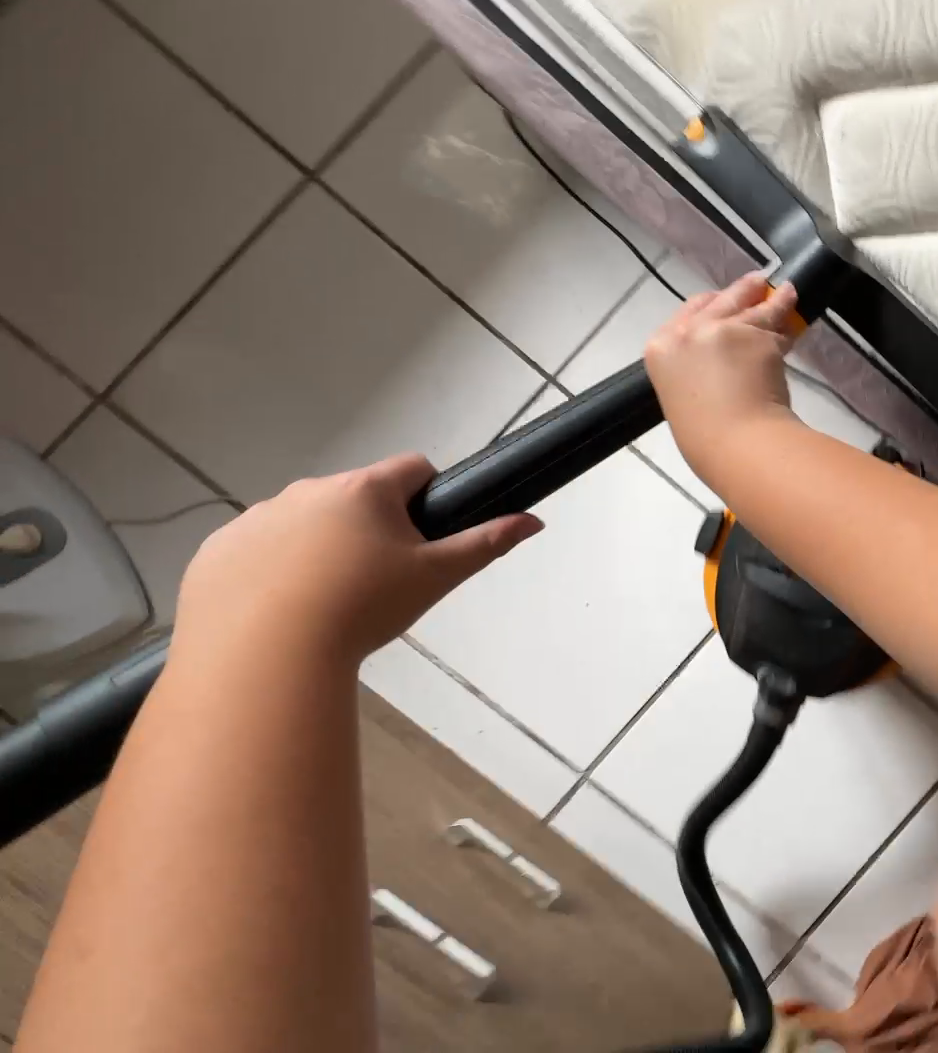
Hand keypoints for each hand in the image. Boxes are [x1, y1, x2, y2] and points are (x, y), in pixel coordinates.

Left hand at [171, 455, 542, 669]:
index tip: (428, 535)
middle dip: (376, 525)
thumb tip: (534, 521)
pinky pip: (258, 548)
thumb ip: (487, 543)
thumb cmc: (364, 607)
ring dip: (326, 543)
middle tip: (385, 576)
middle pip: (358, 495)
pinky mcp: (215, 551)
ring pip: (307, 521)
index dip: (430, 495)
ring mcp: (253, 519)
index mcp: (364, 490)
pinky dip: (276, 568)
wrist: (263, 656)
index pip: (413, 468)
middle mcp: (306, 491)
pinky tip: (286, 607)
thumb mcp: (438, 577)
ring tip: (333, 598)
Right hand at [645, 272, 801, 479]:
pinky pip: (777, 327)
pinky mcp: (758, 337)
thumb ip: (695, 370)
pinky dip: (789, 320)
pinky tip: (795, 312)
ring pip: (752, 308)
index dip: (710, 304)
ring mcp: (724, 330)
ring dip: (770, 297)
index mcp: (660, 350)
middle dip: (739, 291)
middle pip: (719, 302)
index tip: (722, 301)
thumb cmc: (705, 438)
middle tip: (755, 284)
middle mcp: (689, 332)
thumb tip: (720, 365)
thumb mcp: (682, 397)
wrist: (735, 442)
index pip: (686, 313)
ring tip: (784, 291)